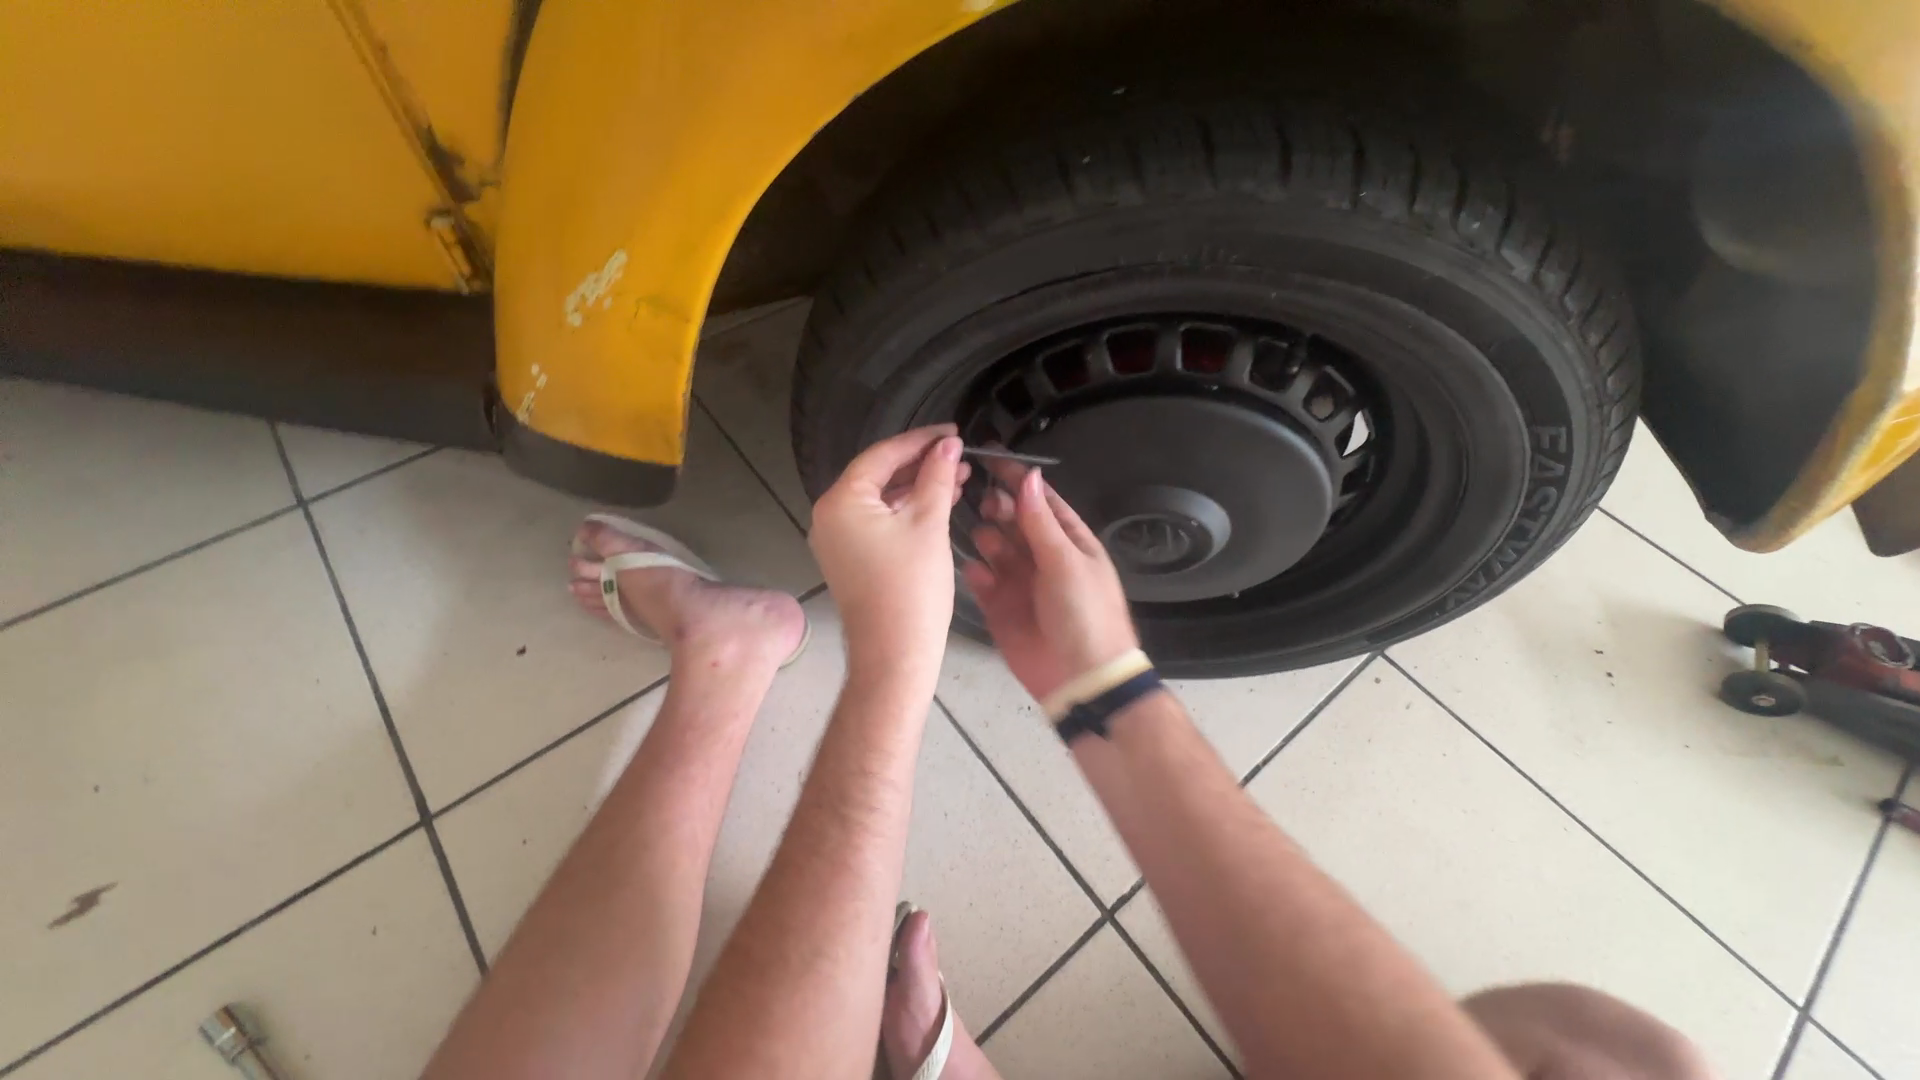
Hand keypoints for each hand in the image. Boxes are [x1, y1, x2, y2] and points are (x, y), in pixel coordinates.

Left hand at [810, 425, 969, 672]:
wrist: (895, 653)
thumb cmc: (912, 586)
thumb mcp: (929, 524)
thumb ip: (938, 477)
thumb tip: (949, 445)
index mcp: (840, 501)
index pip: (881, 455)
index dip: (921, 440)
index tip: (953, 430)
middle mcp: (829, 516)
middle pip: (879, 475)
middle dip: (922, 464)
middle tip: (960, 454)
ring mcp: (837, 539)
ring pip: (881, 500)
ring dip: (918, 487)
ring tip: (960, 476)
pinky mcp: (850, 558)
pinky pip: (878, 522)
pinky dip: (907, 511)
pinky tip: (940, 502)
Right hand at [962, 465, 1139, 704]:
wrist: (1082, 679)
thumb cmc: (1085, 615)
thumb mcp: (1066, 562)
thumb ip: (1040, 521)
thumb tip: (1030, 477)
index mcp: (1069, 541)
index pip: (1040, 500)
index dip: (1017, 479)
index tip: (989, 458)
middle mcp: (1043, 557)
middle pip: (1013, 520)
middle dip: (998, 508)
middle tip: (986, 505)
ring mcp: (1020, 582)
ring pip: (994, 548)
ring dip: (987, 538)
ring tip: (984, 538)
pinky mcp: (1000, 608)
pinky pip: (981, 581)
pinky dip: (976, 573)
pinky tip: (976, 571)